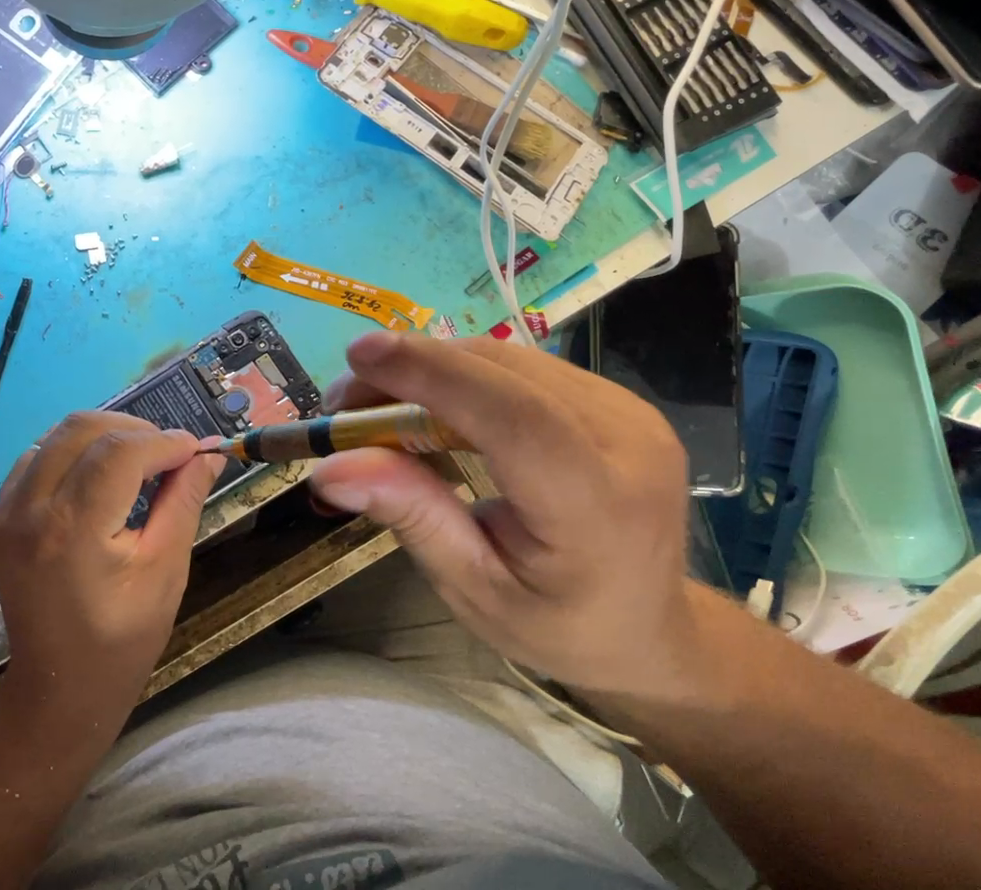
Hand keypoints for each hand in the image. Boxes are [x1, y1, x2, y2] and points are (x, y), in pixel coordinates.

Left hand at [0, 412, 224, 705]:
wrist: (58, 685)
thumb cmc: (122, 640)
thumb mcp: (165, 571)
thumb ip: (183, 502)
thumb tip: (207, 454)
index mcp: (73, 528)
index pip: (120, 451)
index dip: (164, 441)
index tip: (195, 451)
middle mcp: (30, 507)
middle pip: (82, 428)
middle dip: (133, 430)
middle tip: (168, 453)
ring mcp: (6, 509)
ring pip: (55, 436)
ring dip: (100, 438)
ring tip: (137, 463)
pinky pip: (35, 459)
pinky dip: (70, 454)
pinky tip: (97, 478)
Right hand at [310, 332, 693, 697]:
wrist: (648, 625)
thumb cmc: (556, 622)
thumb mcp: (472, 588)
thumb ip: (412, 517)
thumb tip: (332, 467)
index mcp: (598, 508)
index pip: (516, 420)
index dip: (435, 377)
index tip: (360, 356)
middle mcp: (627, 442)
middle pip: (502, 375)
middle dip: (410, 371)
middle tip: (340, 402)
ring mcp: (627, 410)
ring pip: (505, 360)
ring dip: (428, 368)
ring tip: (371, 405)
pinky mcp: (612, 397)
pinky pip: (518, 367)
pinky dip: (457, 375)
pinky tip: (423, 404)